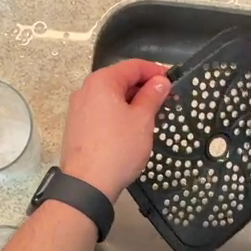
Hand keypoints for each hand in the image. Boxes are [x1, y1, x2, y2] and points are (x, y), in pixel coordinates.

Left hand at [59, 59, 172, 198]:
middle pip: (120, 80)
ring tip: (152, 116)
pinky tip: (132, 129)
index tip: (173, 82)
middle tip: (165, 101)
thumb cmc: (118, 148)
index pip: (133, 66)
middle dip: (144, 88)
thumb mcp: (142, 120)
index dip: (156, 71)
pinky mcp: (77, 127)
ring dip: (132, 102)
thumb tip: (160, 81)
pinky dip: (119, 114)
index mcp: (102, 81)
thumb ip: (152, 96)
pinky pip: (102, 112)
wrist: (87, 184)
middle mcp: (86, 90)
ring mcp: (78, 109)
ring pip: (111, 97)